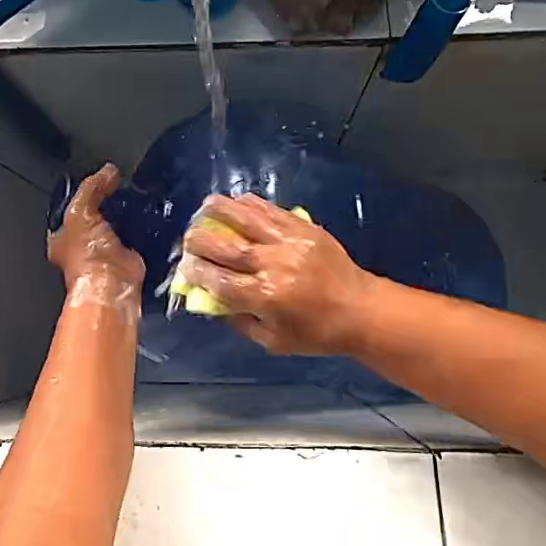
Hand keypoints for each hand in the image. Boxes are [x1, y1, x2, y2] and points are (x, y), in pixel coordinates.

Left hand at [47, 164, 144, 290]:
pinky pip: (137, 234)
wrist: (112, 285)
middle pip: (98, 213)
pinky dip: (143, 226)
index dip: (87, 190)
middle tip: (120, 188)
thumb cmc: (86, 257)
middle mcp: (84, 244)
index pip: (74, 206)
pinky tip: (147, 216)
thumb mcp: (80, 210)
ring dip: (128, 214)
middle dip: (110, 201)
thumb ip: (91, 187)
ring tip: (135, 200)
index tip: (103, 178)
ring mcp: (107, 251)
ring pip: (118, 223)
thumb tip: (107, 171)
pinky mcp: (129, 256)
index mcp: (63, 236)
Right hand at [179, 193, 378, 355]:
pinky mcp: (303, 227)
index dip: (196, 271)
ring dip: (218, 211)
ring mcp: (289, 241)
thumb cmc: (316, 333)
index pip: (219, 280)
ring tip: (203, 209)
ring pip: (245, 218)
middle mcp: (273, 265)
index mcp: (265, 297)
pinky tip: (234, 203)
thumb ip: (240, 321)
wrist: (360, 309)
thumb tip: (212, 300)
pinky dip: (248, 204)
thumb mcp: (273, 341)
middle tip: (188, 239)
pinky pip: (269, 210)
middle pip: (225, 246)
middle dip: (199, 240)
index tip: (185, 267)